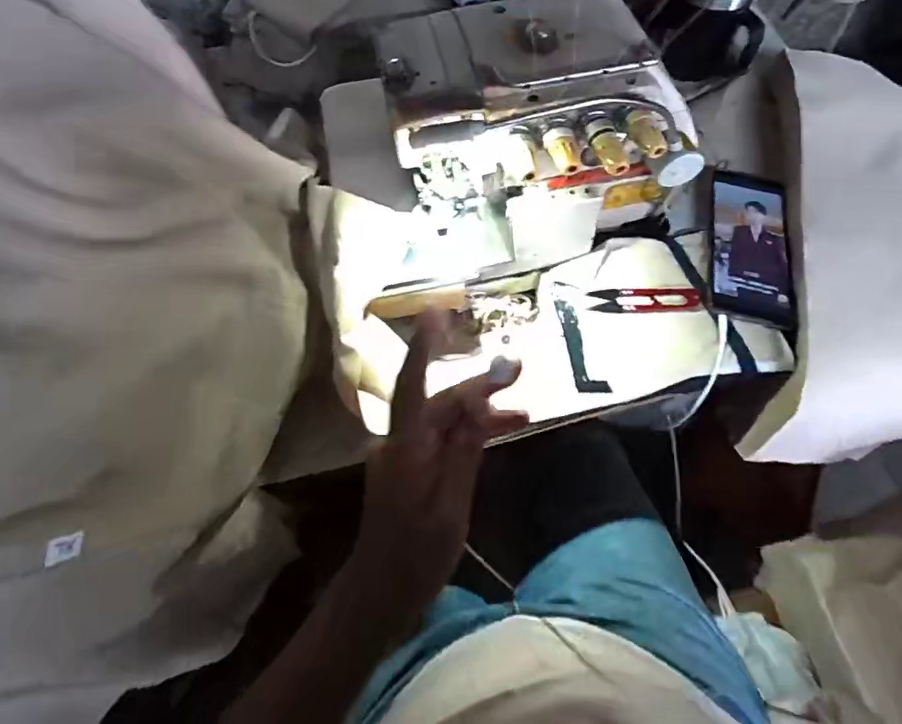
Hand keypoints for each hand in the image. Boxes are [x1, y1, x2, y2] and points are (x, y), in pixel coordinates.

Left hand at [349, 311, 527, 620]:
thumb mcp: (451, 506)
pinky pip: (436, 436)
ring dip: (477, 413)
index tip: (437, 312)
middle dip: (478, 386)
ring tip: (522, 410)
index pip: (416, 385)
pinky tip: (492, 432)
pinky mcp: (404, 465)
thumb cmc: (417, 554)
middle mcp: (397, 441)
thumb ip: (463, 451)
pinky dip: (463, 432)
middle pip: (439, 401)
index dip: (425, 347)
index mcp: (405, 448)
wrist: (379, 590)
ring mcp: (399, 453)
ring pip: (441, 419)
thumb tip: (477, 404)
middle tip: (516, 369)